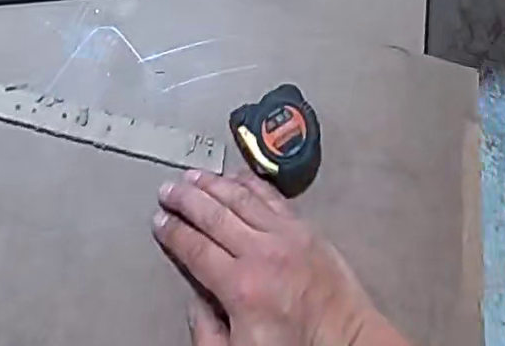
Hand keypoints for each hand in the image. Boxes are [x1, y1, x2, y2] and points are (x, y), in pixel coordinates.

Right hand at [151, 170, 410, 345]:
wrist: (345, 341)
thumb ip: (207, 332)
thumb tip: (195, 300)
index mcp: (240, 287)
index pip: (196, 249)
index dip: (174, 233)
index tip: (158, 220)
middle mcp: (260, 251)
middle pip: (214, 214)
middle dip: (186, 200)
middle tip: (167, 188)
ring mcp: (284, 233)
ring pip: (240, 197)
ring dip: (213, 184)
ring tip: (193, 175)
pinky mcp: (303, 225)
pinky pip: (270, 196)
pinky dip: (250, 182)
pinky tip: (235, 174)